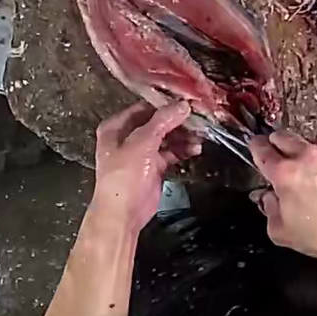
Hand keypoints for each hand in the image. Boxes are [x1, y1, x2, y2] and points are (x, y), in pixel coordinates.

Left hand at [87, 102, 198, 236]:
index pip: (144, 108)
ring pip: (166, 138)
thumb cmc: (124, 177)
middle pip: (157, 123)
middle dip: (177, 122)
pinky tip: (195, 149)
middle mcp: (128, 137)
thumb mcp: (142, 143)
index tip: (186, 102)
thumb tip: (182, 106)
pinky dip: (182, 150)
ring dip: (183, 137)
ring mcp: (141, 153)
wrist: (123, 213)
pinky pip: (171, 153)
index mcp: (117, 127)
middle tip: (197, 119)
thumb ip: (162, 121)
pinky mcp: (153, 167)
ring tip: (199, 136)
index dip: (165, 105)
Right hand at [248, 119, 316, 267]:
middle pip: (280, 136)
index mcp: (284, 176)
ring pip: (304, 134)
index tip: (258, 150)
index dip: (257, 149)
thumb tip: (268, 197)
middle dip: (276, 144)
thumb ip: (268, 211)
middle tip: (279, 156)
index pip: (261, 150)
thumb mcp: (285, 234)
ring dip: (301, 145)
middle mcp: (304, 156)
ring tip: (307, 160)